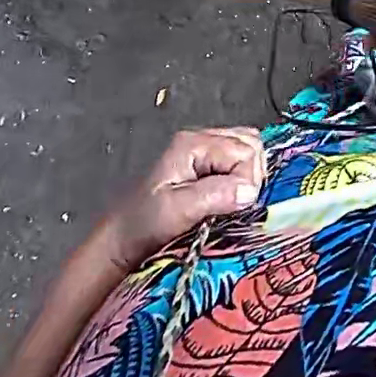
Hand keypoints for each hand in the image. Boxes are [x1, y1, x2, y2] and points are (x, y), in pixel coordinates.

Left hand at [100, 127, 265, 270]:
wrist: (123, 237)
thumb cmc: (144, 223)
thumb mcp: (176, 210)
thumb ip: (214, 195)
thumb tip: (250, 190)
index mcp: (194, 143)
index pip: (244, 151)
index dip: (247, 180)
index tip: (237, 207)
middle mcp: (202, 139)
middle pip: (250, 143)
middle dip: (252, 174)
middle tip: (237, 203)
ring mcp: (206, 149)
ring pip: (249, 149)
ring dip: (250, 175)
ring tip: (235, 200)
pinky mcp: (209, 163)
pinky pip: (241, 160)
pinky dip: (244, 176)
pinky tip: (233, 196)